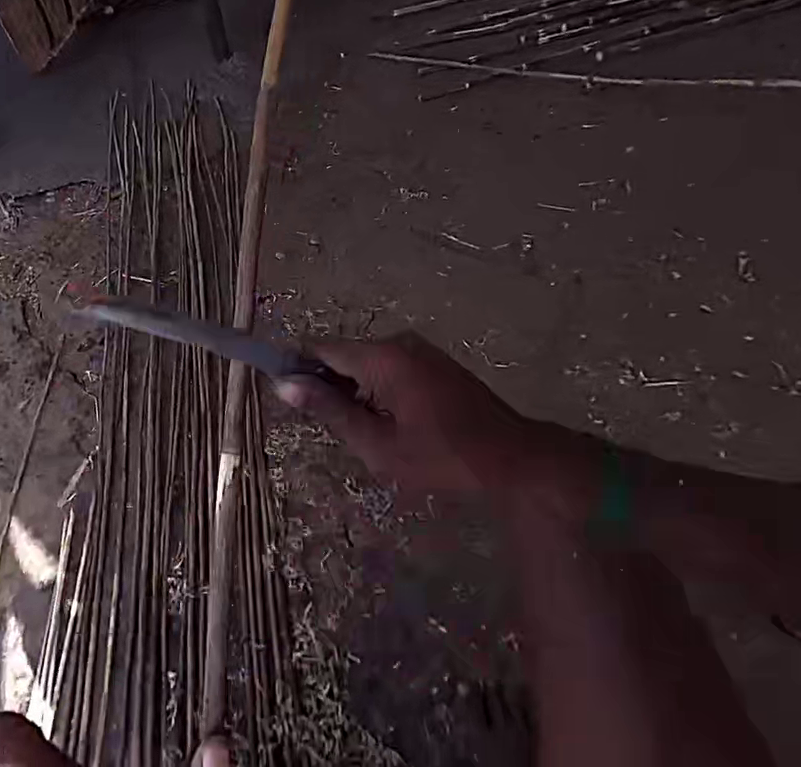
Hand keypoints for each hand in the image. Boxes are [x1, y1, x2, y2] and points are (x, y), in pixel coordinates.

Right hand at [275, 333, 601, 527]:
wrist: (515, 458)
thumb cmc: (442, 458)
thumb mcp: (378, 444)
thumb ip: (331, 411)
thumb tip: (285, 385)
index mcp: (381, 357)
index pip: (320, 348)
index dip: (297, 368)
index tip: (286, 397)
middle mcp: (397, 342)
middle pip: (342, 354)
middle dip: (327, 385)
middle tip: (334, 429)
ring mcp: (418, 349)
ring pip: (364, 362)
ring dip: (353, 390)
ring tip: (366, 432)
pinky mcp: (432, 361)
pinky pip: (387, 366)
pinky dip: (376, 389)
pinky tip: (389, 422)